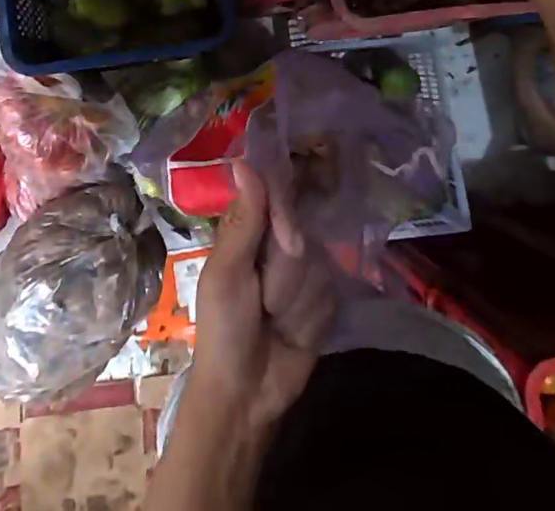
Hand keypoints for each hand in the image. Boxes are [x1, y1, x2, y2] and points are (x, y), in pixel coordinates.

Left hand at [188, 162, 337, 430]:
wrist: (249, 393)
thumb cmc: (224, 328)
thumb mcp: (226, 274)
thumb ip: (243, 221)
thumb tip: (243, 162)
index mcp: (247, 227)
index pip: (277, 193)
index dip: (285, 216)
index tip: (287, 242)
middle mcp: (277, 240)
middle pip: (301, 230)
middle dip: (283, 272)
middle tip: (263, 301)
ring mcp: (304, 268)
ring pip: (318, 265)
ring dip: (294, 300)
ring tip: (274, 319)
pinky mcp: (324, 296)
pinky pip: (330, 291)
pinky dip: (309, 317)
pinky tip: (294, 331)